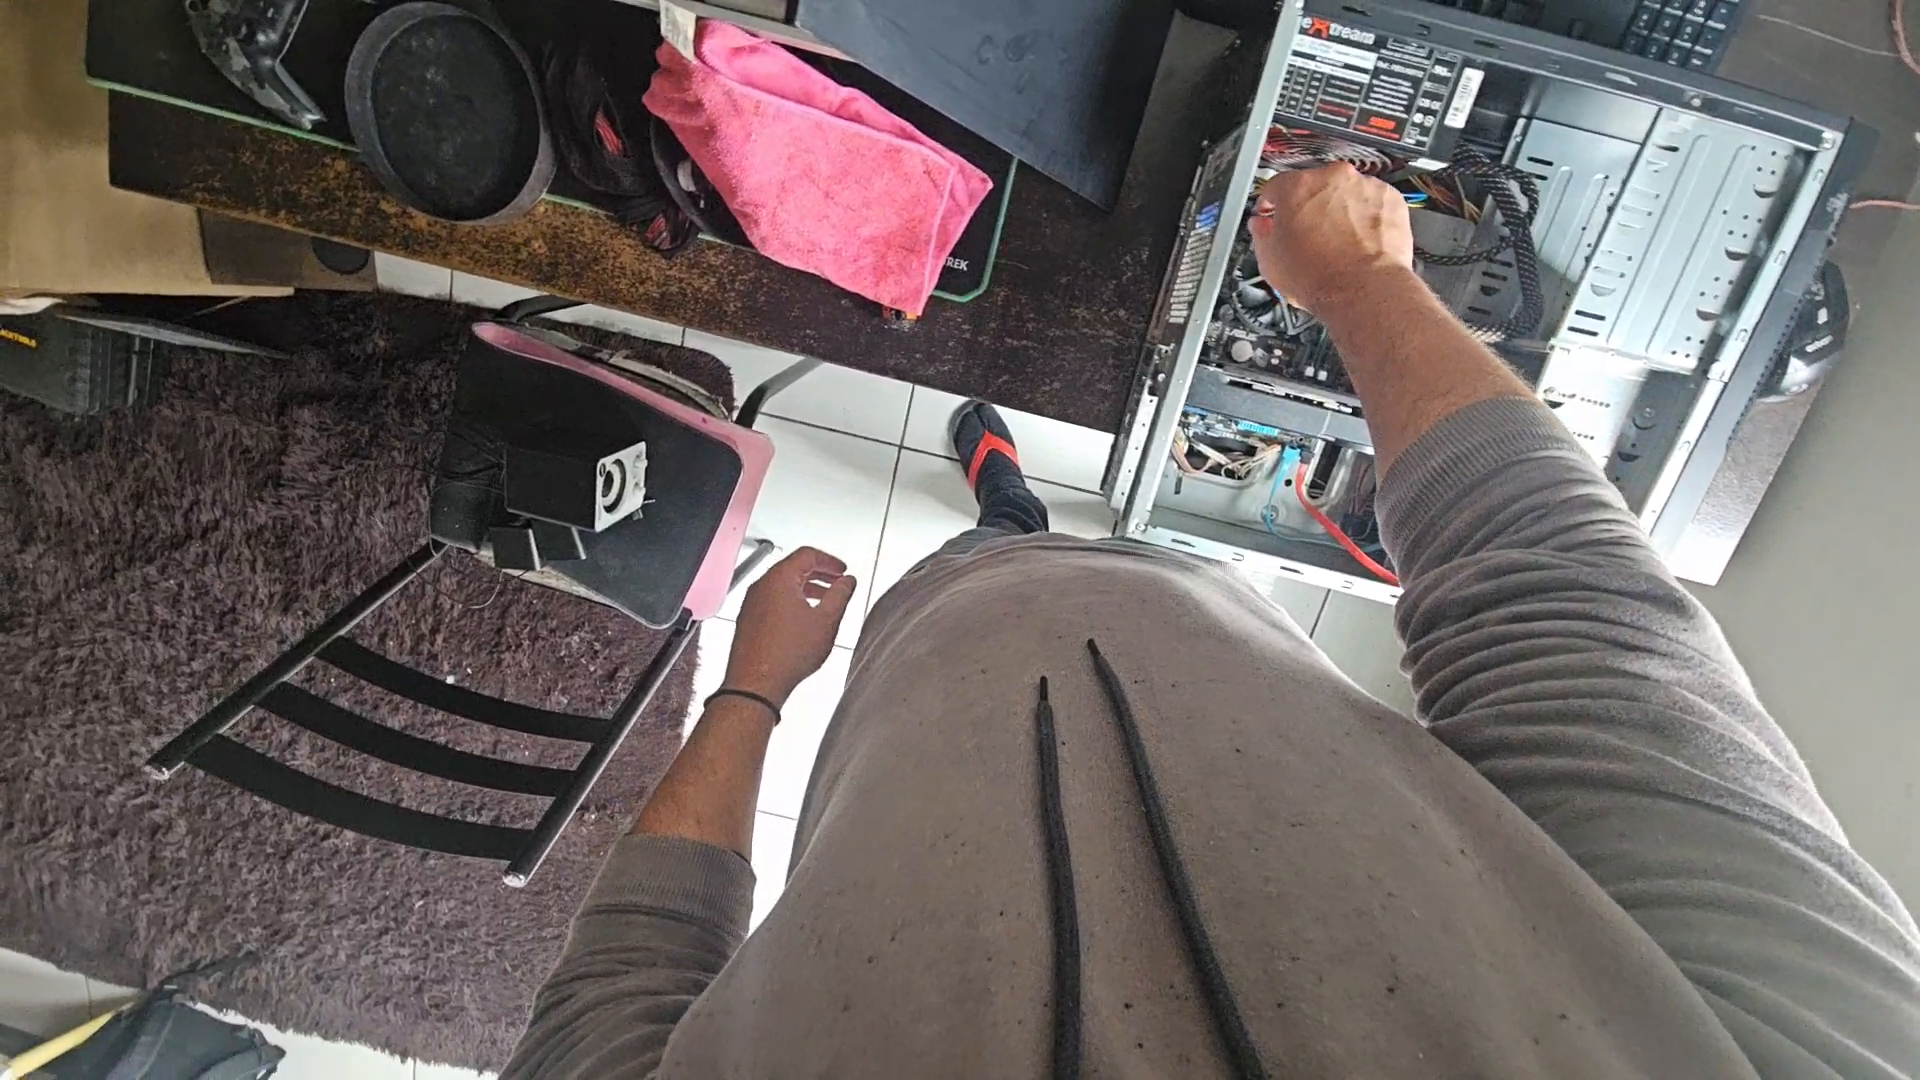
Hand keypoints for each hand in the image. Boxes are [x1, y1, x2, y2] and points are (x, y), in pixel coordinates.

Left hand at [722, 547, 856, 706]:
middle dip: (818, 573)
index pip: (807, 554)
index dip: (829, 560)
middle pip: (793, 568)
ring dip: (805, 588)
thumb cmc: (787, 654)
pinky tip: (803, 620)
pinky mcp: (748, 620)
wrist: (756, 684)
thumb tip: (847, 581)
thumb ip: (840, 594)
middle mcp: (762, 586)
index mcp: (780, 578)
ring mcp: (752, 603)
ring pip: (782, 585)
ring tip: (823, 602)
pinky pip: (772, 601)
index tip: (841, 570)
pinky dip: (791, 602)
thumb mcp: (827, 620)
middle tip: (835, 581)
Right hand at [1248, 164, 1414, 315]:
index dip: (1270, 205)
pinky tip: (1354, 242)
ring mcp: (1364, 186)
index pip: (1275, 187)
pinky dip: (1362, 217)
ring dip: (1336, 211)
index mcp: (1296, 188)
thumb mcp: (1270, 260)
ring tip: (1332, 243)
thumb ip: (1262, 233)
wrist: (1361, 288)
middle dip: (1307, 207)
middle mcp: (1332, 179)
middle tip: (1304, 235)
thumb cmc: (1319, 275)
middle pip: (1312, 186)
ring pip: (1343, 192)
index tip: (1272, 215)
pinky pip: (1370, 202)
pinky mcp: (1389, 198)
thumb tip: (1262, 227)